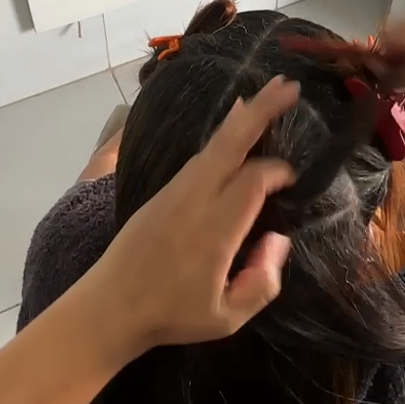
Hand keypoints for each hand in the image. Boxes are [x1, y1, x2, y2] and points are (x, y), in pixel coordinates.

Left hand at [79, 77, 300, 353]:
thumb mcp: (226, 318)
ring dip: (243, 116)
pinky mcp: (164, 190)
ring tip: (268, 92)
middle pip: (232, 143)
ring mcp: (176, 189)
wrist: (109, 305)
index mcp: (215, 228)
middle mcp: (194, 198)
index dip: (280, 171)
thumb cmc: (171, 314)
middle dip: (262, 111)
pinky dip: (222, 132)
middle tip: (289, 85)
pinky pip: (200, 154)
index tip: (295, 179)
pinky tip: (233, 120)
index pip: (255, 180)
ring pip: (214, 143)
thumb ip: (262, 282)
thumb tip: (279, 238)